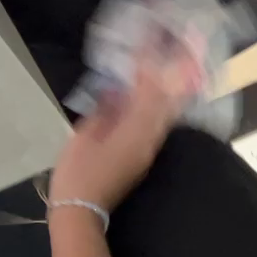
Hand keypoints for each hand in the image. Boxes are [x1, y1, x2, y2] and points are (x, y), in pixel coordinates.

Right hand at [48, 64, 180, 256]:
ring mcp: (147, 152)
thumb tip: (116, 93)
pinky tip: (145, 101)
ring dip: (164, 92)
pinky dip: (154, 109)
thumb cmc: (76, 174)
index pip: (149, 92)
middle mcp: (149, 140)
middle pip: (166, 102)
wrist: (80, 212)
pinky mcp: (140, 160)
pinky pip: (153, 126)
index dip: (150, 67)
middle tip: (179, 52)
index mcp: (135, 131)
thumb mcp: (83, 138)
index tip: (152, 45)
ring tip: (165, 71)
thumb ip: (103, 112)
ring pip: (162, 115)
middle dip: (170, 77)